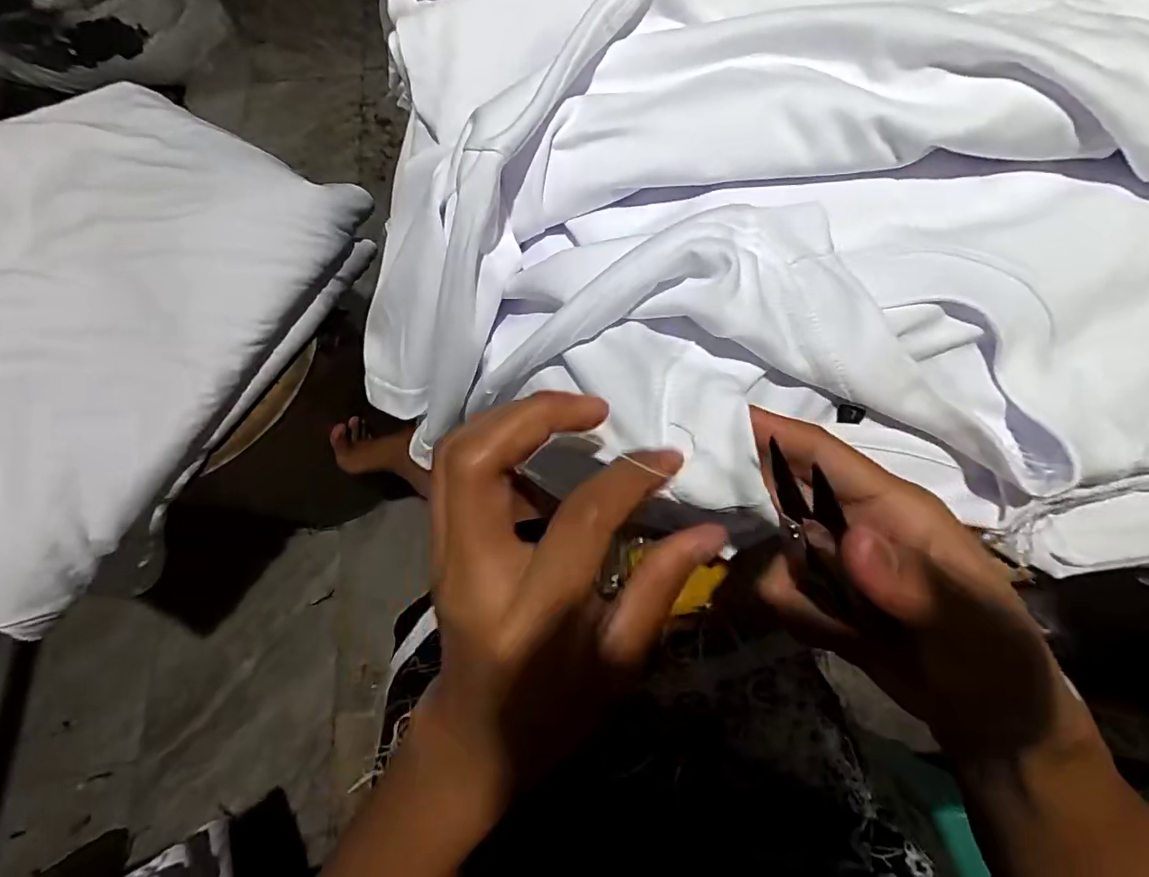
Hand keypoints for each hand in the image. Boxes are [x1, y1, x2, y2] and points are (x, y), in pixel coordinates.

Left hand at [326, 393, 727, 876]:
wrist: (474, 738)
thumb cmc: (555, 709)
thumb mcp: (619, 661)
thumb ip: (660, 587)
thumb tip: (709, 529)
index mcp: (530, 613)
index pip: (579, 518)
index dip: (630, 476)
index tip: (667, 458)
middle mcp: (472, 573)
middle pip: (474, 463)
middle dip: (536, 415)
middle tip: (595, 409)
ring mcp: (444, 556)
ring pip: (453, 456)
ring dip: (510, 418)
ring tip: (571, 412)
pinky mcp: (439, 544)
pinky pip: (452, 469)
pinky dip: (496, 437)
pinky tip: (539, 438)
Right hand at [750, 408, 1098, 761]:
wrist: (993, 717)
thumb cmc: (995, 657)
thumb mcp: (969, 625)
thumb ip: (913, 585)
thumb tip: (850, 542)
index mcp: (894, 508)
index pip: (826, 457)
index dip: (776, 433)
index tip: (719, 415)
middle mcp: (858, 523)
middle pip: (787, 489)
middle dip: (750, 496)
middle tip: (707, 515)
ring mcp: (840, 563)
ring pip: (777, 547)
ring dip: (783, 577)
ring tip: (824, 615)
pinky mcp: (828, 599)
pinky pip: (784, 592)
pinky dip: (796, 613)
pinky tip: (834, 636)